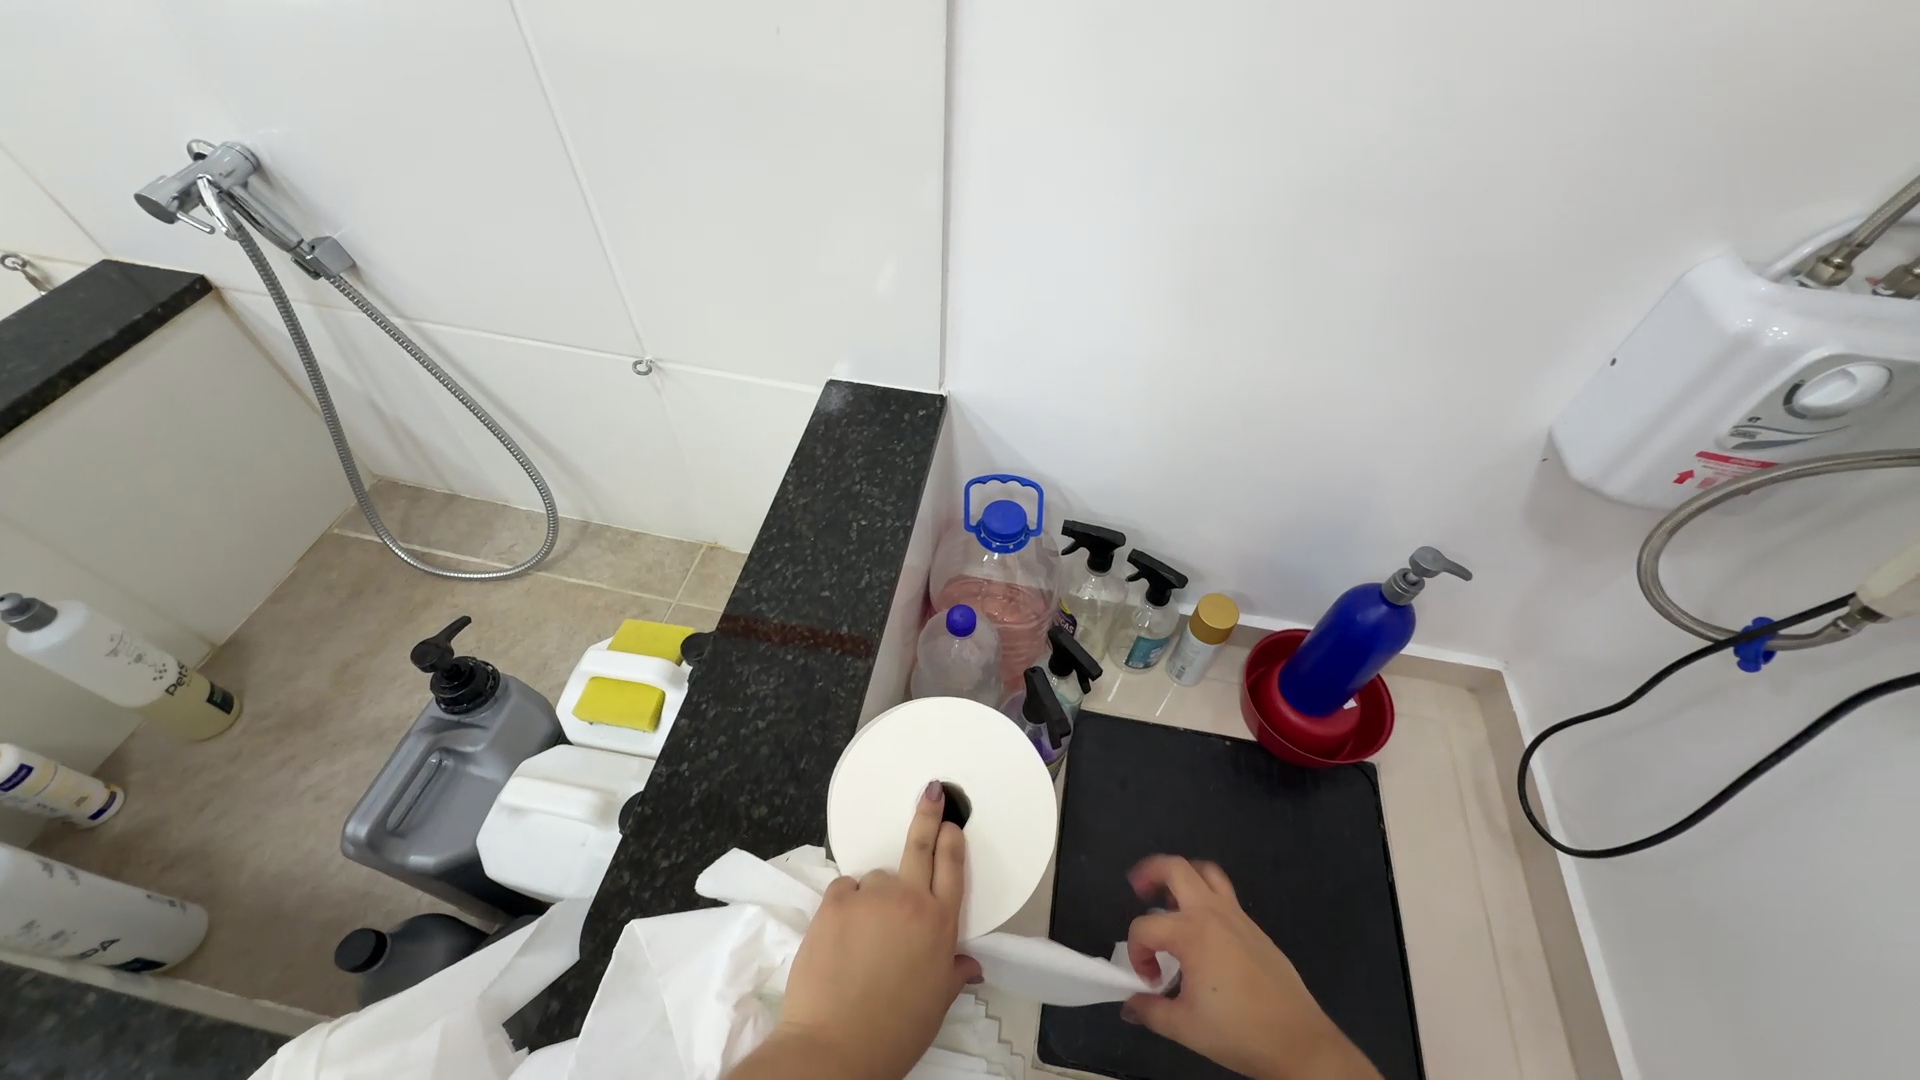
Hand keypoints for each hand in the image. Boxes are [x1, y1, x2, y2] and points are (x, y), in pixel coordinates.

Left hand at [743, 781, 982, 1079]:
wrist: (835, 1047)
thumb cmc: (893, 1031)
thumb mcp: (935, 1004)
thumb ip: (952, 973)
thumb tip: (970, 965)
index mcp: (940, 925)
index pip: (952, 869)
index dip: (952, 841)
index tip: (951, 823)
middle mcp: (911, 901)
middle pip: (920, 846)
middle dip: (928, 814)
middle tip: (931, 792)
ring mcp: (873, 896)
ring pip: (874, 878)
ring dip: (872, 895)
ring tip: (862, 938)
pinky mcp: (837, 900)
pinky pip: (845, 888)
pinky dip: (844, 904)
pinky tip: (841, 935)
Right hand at [1123, 856, 1379, 1079]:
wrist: (1299, 1042)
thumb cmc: (1239, 1032)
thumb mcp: (1185, 1027)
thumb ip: (1150, 1011)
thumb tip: (1129, 1006)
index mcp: (1191, 933)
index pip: (1145, 928)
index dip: (1137, 954)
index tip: (1149, 983)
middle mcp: (1212, 913)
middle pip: (1176, 868)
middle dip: (1150, 872)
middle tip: (1137, 890)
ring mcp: (1237, 916)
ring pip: (1206, 872)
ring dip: (1183, 876)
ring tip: (1170, 897)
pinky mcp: (1254, 927)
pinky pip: (1224, 894)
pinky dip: (1205, 897)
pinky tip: (1202, 931)